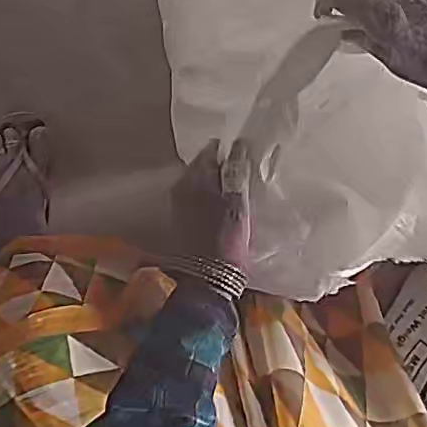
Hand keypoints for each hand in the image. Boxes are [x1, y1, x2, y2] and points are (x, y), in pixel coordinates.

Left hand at [171, 139, 250, 269]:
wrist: (209, 278)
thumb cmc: (227, 238)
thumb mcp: (238, 202)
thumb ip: (236, 172)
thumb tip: (238, 147)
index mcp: (196, 178)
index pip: (212, 150)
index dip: (230, 151)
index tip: (247, 157)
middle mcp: (182, 186)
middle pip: (204, 165)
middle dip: (223, 166)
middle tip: (245, 174)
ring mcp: (179, 203)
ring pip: (201, 181)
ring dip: (217, 182)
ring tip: (238, 191)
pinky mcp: (181, 219)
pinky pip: (198, 196)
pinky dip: (211, 196)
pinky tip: (225, 206)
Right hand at [314, 0, 426, 94]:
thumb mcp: (388, 58)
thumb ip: (365, 40)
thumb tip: (351, 33)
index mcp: (376, 9)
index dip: (327, 1)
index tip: (326, 10)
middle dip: (365, 9)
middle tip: (366, 27)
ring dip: (390, 6)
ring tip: (399, 29)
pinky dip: (410, 4)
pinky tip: (419, 23)